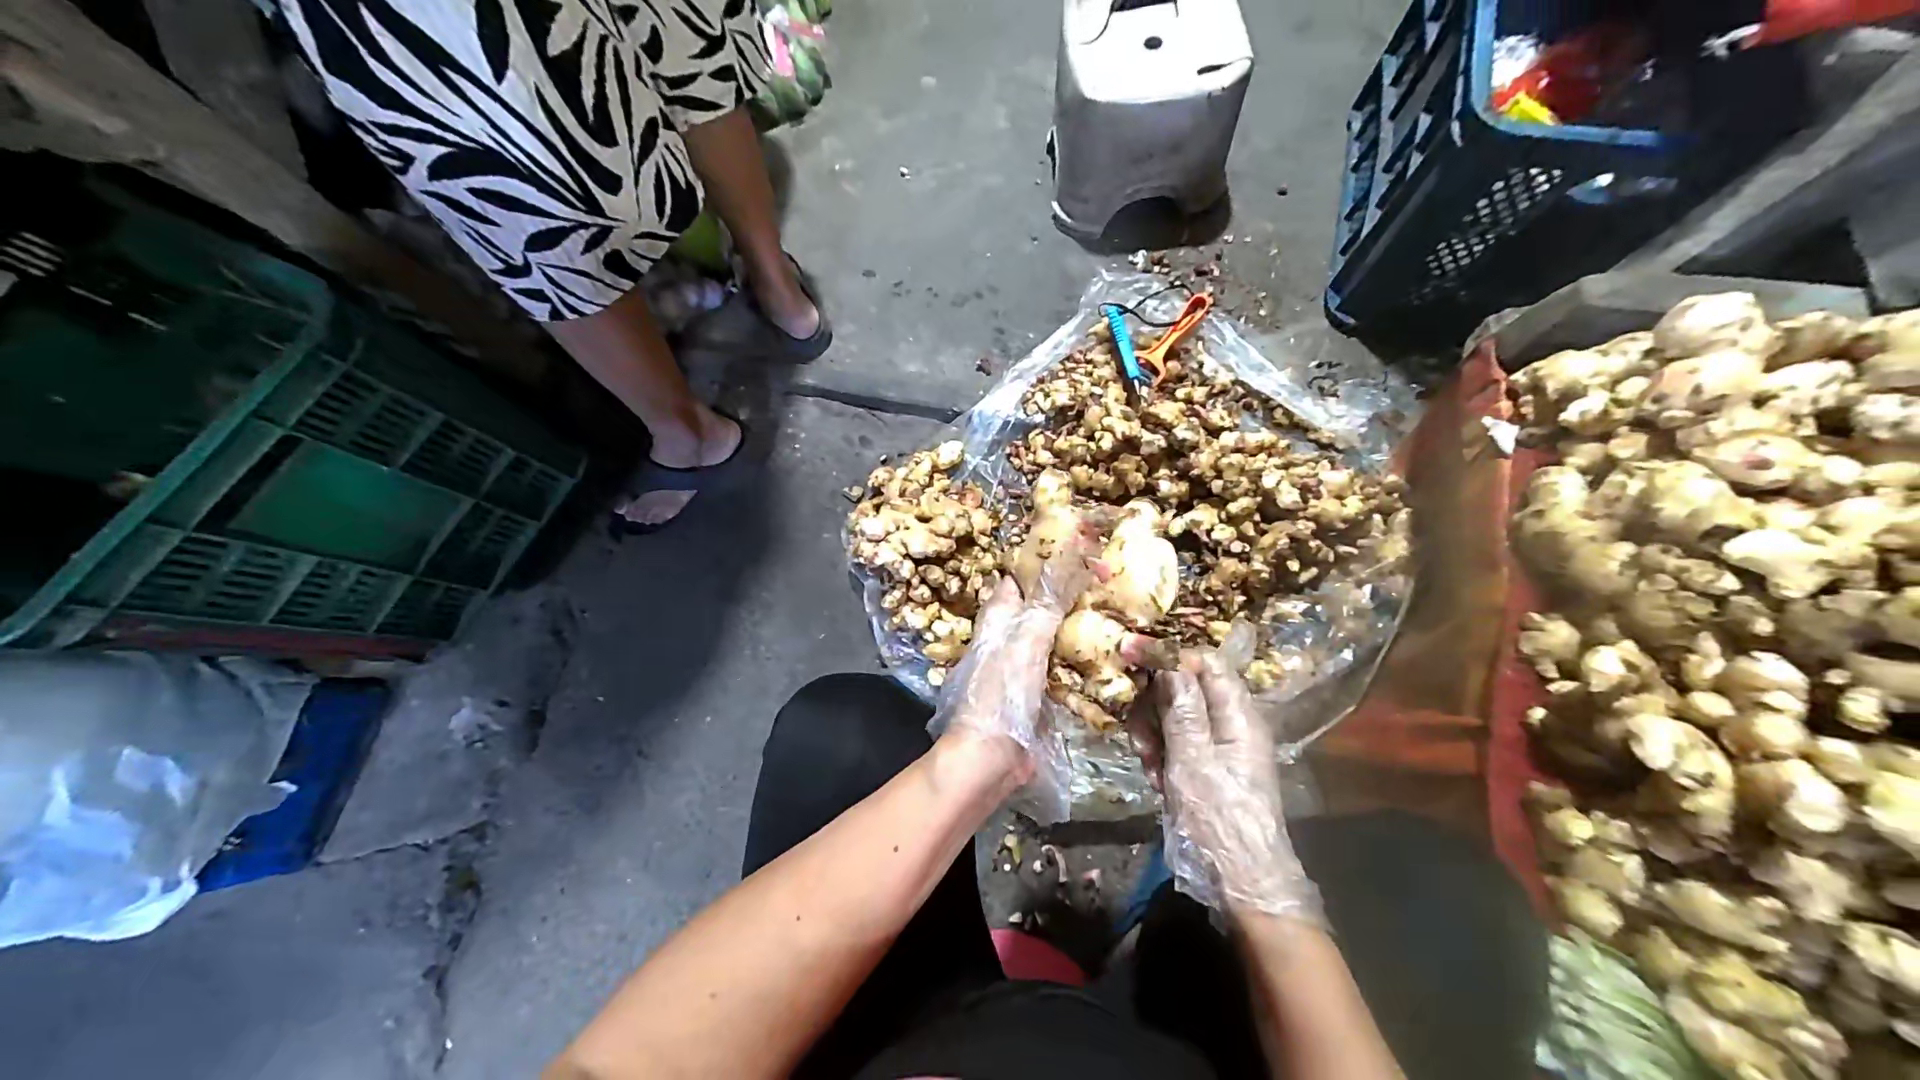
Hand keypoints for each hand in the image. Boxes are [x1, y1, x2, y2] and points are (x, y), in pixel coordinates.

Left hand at [929, 517, 1098, 794]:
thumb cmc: (1002, 692)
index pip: (1018, 579)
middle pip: (1039, 606)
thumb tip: (1071, 554)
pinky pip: (1062, 666)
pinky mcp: (1036, 692)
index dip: (1043, 563)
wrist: (991, 756)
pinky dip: (1081, 658)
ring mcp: (1021, 666)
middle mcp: (1007, 638)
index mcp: (997, 618)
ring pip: (1053, 636)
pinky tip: (1108, 654)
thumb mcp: (1026, 640)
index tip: (1078, 550)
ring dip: (1078, 626)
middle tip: (1109, 580)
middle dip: (1069, 594)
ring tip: (1115, 610)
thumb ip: (1047, 602)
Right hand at [1143, 652, 1322, 922]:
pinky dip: (1160, 755)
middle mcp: (1231, 723)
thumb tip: (1169, 660)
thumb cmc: (1219, 817)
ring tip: (1149, 762)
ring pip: (1174, 716)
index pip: (1205, 661)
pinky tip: (1156, 779)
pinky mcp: (1205, 767)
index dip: (1169, 654)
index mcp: (1238, 714)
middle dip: (1155, 702)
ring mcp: (1218, 746)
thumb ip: (1180, 707)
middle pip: (1185, 687)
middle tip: (1140, 732)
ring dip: (1153, 733)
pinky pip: (1176, 744)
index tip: (1130, 654)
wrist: (1240, 881)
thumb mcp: (1193, 759)